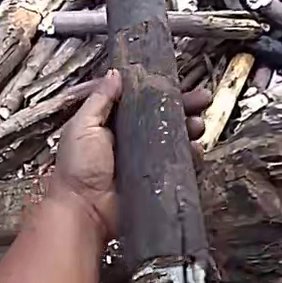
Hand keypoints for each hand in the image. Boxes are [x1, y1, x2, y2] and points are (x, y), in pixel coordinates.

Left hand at [46, 72, 212, 239]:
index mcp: (111, 124)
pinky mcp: (156, 178)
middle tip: (203, 99)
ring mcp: (145, 159)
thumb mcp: (82, 126)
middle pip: (163, 117)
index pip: (140, 101)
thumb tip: (116, 73)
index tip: (178, 81)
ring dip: (190, 128)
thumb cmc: (78, 166)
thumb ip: (99, 100)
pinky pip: (179, 163)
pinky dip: (191, 155)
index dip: (159, 91)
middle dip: (184, 107)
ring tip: (199, 125)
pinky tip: (198, 149)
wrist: (85, 209)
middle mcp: (130, 139)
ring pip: (174, 137)